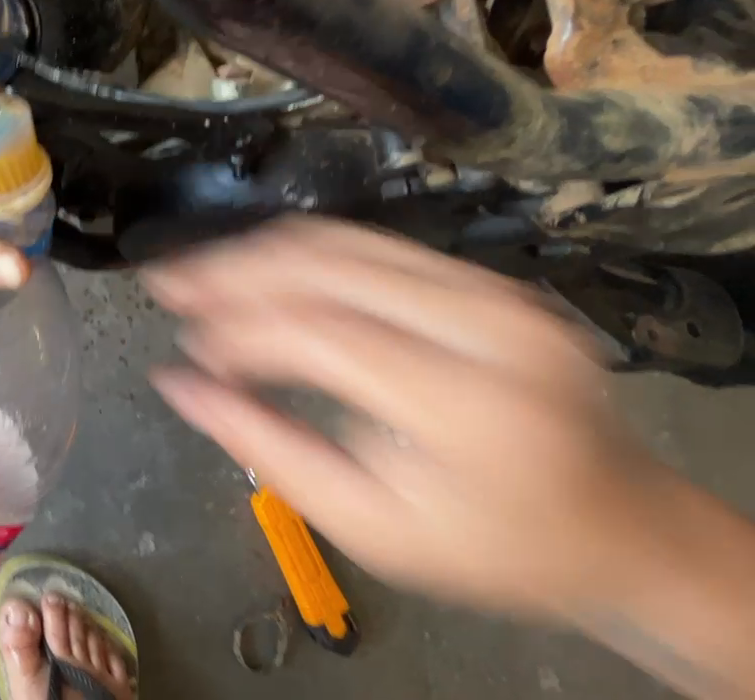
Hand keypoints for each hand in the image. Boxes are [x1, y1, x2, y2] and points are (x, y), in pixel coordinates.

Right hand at [144, 217, 692, 620]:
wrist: (620, 525)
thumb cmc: (490, 544)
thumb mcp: (370, 526)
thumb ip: (267, 450)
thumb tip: (176, 384)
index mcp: (471, 402)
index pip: (319, 334)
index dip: (236, 333)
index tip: (189, 354)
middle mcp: (488, 325)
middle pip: (323, 265)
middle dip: (228, 271)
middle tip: (163, 287)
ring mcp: (490, 290)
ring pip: (337, 240)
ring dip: (252, 253)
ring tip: (191, 274)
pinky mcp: (479, 278)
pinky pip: (364, 243)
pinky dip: (292, 252)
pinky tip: (249, 271)